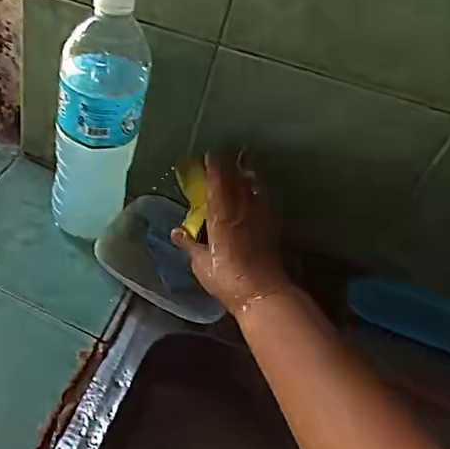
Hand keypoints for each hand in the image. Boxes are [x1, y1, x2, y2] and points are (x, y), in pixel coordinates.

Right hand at [172, 153, 291, 313]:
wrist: (262, 293)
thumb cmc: (227, 279)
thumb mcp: (201, 264)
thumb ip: (190, 245)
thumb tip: (177, 231)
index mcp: (222, 218)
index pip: (217, 185)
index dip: (214, 168)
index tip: (209, 156)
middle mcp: (242, 211)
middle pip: (236, 180)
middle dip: (229, 165)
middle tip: (223, 155)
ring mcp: (260, 216)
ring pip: (253, 186)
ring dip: (246, 173)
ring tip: (241, 166)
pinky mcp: (272, 225)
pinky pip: (264, 199)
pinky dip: (259, 189)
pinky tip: (256, 189)